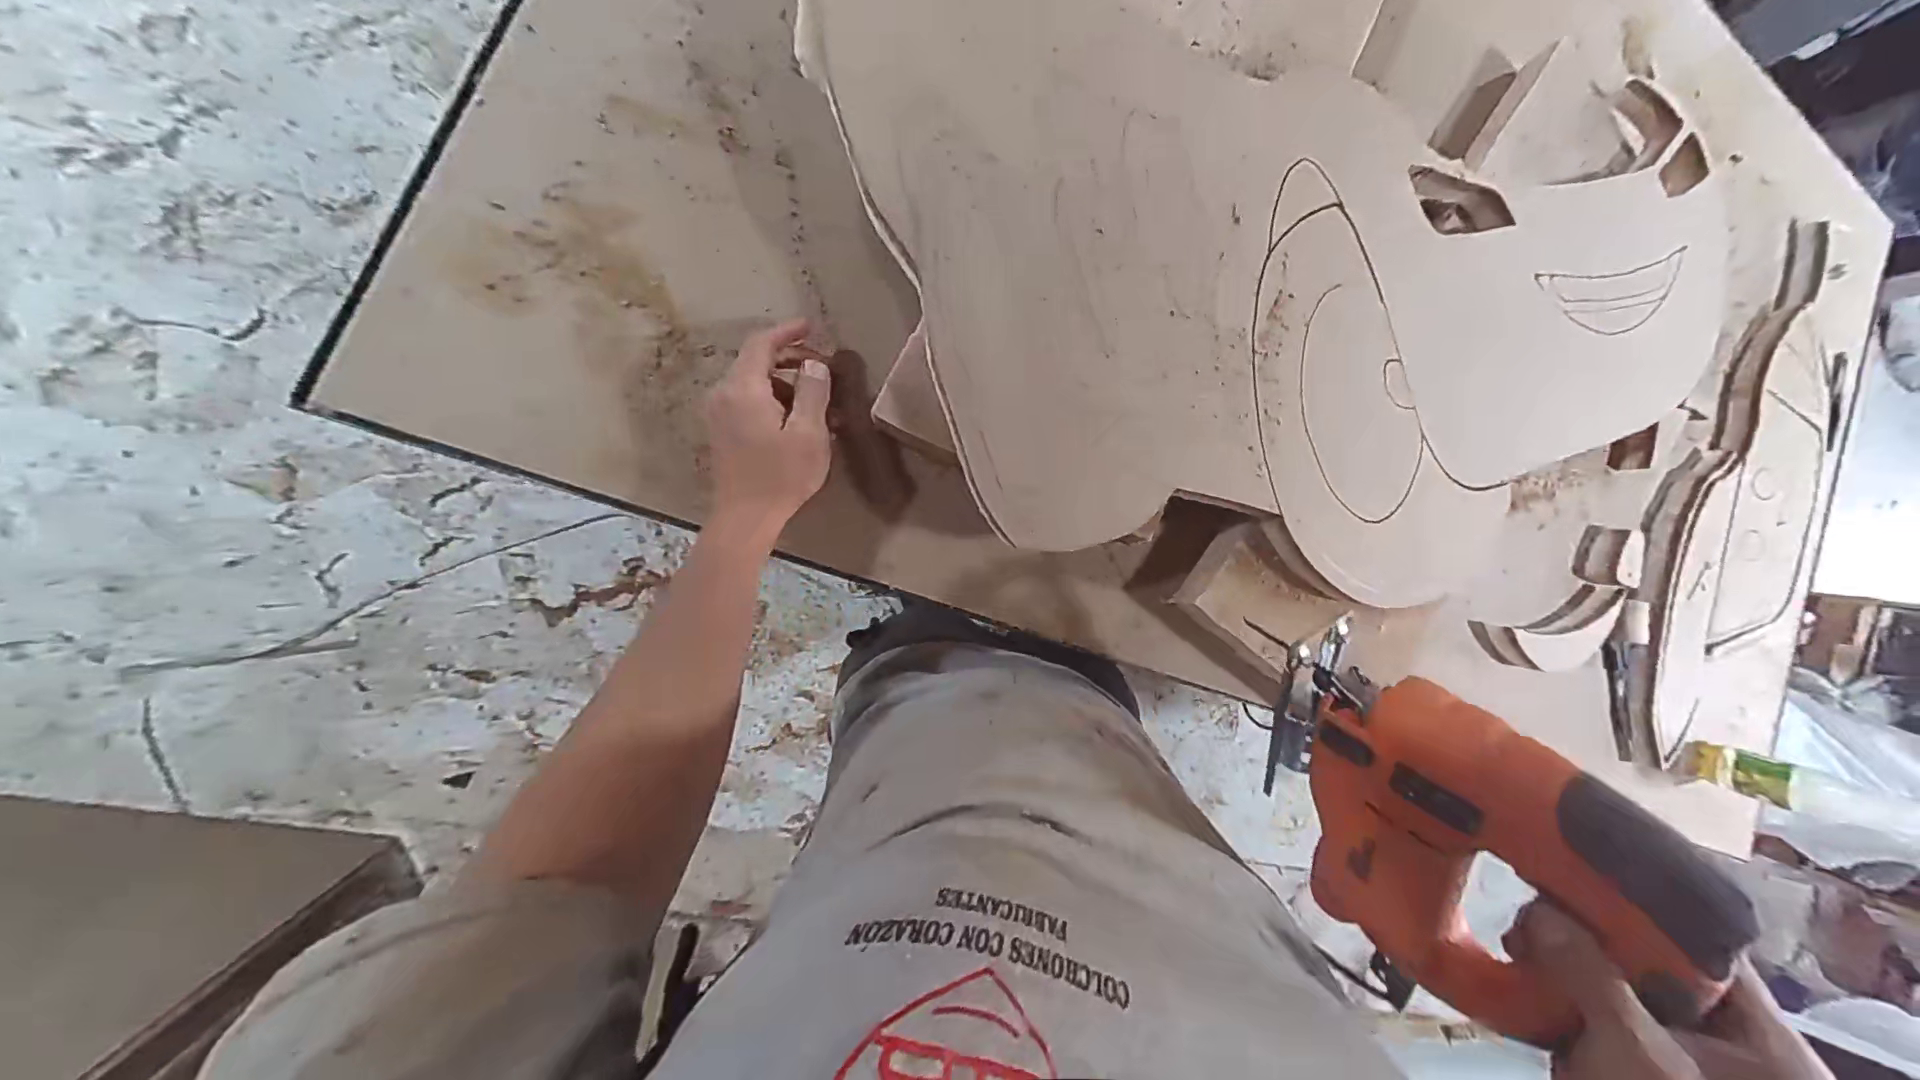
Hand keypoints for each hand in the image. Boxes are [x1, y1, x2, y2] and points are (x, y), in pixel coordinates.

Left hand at [702, 318, 832, 536]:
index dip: (787, 332)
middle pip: (756, 362)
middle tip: (824, 369)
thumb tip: (814, 365)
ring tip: (819, 402)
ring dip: (786, 384)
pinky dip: (774, 400)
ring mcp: (719, 414)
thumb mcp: (808, 433)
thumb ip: (812, 392)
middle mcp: (724, 394)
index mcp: (743, 388)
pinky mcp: (721, 431)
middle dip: (791, 359)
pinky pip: (748, 401)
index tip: (811, 327)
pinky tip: (798, 420)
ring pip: (754, 383)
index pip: (762, 344)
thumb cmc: (781, 476)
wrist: (745, 517)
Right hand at [1508, 902, 1832, 1079]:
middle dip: (1579, 941)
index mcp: (1756, 1030)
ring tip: (1522, 965)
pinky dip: (1561, 1005)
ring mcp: (1678, 1056)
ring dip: (1561, 973)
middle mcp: (1724, 1036)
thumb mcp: (1636, 1054)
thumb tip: (1540, 908)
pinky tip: (1530, 1000)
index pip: (1697, 938)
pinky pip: (1595, 1018)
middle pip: (1646, 959)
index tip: (1564, 883)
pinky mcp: (1636, 1070)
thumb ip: (1590, 975)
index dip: (1633, 904)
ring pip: (1611, 986)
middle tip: (1528, 935)